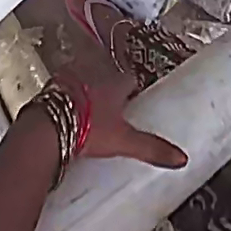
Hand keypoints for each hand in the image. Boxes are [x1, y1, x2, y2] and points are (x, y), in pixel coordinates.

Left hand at [61, 0, 187, 168]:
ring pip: (84, 77)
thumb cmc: (90, 129)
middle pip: (106, 76)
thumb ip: (152, 148)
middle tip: (111, 106)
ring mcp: (70, 75)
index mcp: (115, 82)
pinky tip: (67, 109)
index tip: (134, 99)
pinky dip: (67, 94)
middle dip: (109, 86)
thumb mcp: (123, 141)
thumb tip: (182, 159)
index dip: (132, 89)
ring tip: (89, 107)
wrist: (47, 127)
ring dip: (87, 87)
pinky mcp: (51, 84)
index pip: (130, 80)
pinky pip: (63, 85)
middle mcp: (94, 72)